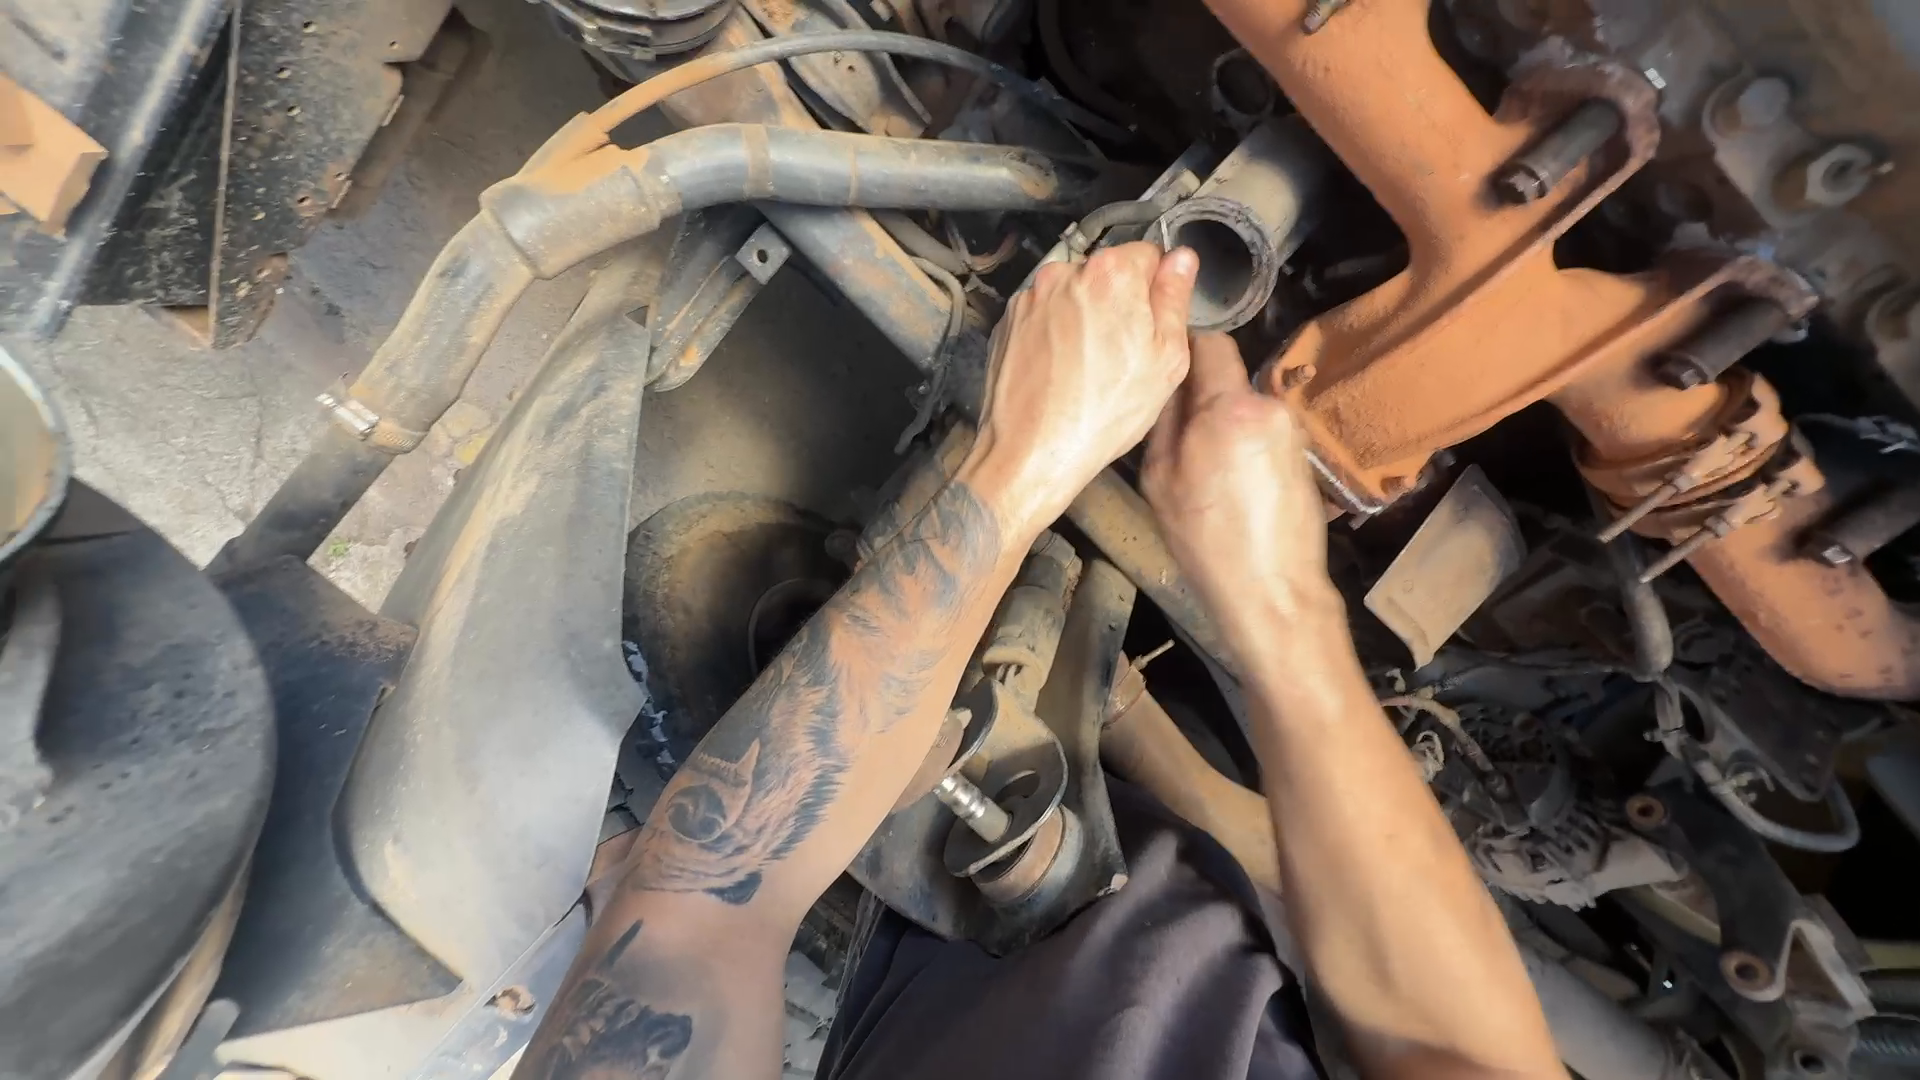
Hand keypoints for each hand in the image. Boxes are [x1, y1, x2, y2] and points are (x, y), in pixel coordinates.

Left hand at [959, 243, 1197, 533]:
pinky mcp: (1007, 324)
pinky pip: (1043, 318)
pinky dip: (1053, 337)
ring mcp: (1030, 299)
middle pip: (1105, 275)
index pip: (1147, 256)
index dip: (1155, 291)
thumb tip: (1181, 261)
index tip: (1152, 325)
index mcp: (1111, 273)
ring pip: (1072, 297)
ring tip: (1087, 371)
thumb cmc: (1101, 414)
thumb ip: (1174, 299)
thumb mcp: (1165, 360)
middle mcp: (1064, 274)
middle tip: (1121, 356)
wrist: (1031, 451)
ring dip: (1083, 321)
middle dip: (1117, 305)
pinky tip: (1061, 374)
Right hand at [1141, 333, 1338, 653]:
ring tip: (1198, 466)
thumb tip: (1166, 383)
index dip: (1184, 347)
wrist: (1272, 589)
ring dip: (1219, 422)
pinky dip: (1240, 442)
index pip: (1211, 342)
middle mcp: (1269, 406)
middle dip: (1198, 396)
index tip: (1162, 368)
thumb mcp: (1160, 479)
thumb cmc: (1206, 539)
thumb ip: (1162, 420)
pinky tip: (1227, 482)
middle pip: (1225, 377)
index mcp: (1230, 408)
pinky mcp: (1302, 452)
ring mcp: (1291, 429)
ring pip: (1241, 405)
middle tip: (1171, 432)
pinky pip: (1259, 430)